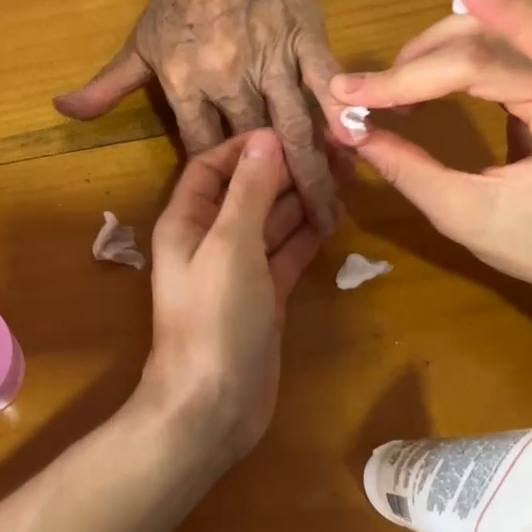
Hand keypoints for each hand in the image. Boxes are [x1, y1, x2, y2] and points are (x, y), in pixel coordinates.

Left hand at [54, 0, 346, 236]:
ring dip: (314, 170)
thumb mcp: (138, 45)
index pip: (200, 148)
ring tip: (331, 210)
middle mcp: (228, 79)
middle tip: (299, 232)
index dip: (219, 186)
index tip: (233, 219)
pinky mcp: (307, 41)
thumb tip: (62, 110)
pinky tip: (356, 150)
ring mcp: (271, 60)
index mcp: (185, 85)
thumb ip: (106, 86)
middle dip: (275, 193)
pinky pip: (326, 84)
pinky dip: (342, 116)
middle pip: (251, 148)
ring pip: (294, 125)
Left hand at [136, 130, 326, 460]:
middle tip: (337, 146)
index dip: (248, 145)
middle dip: (285, 168)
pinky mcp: (264, 295)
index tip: (294, 127)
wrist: (212, 404)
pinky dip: (306, 234)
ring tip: (345, 171)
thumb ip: (249, 191)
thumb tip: (267, 137)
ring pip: (271, 220)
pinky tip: (335, 214)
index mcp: (186, 220)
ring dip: (302, 197)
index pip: (213, 165)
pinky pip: (285, 253)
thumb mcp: (230, 245)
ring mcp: (238, 269)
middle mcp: (209, 239)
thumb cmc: (214, 319)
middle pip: (247, 190)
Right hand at [330, 0, 531, 299]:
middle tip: (363, 88)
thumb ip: (408, 170)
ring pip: (506, 40)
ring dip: (436, 52)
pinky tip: (420, 71)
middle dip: (431, 55)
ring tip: (386, 87)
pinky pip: (509, 51)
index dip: (516, 10)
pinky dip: (456, 57)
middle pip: (512, 44)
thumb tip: (350, 129)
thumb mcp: (464, 217)